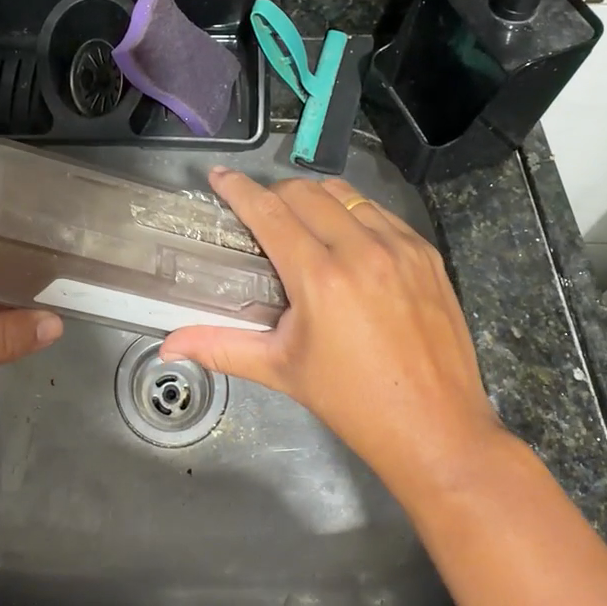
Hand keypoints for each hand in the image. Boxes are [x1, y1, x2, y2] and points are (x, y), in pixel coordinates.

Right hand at [160, 169, 504, 488]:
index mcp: (320, 278)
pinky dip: (353, 214)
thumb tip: (168, 345)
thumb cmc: (352, 403)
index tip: (219, 176)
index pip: (268, 211)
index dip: (238, 189)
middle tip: (259, 213)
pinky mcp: (426, 253)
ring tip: (301, 222)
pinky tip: (345, 240)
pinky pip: (379, 211)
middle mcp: (361, 250)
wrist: (438, 430)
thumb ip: (221, 346)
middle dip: (273, 193)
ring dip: (313, 198)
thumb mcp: (281, 370)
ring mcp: (400, 247)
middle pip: (303, 192)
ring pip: (344, 193)